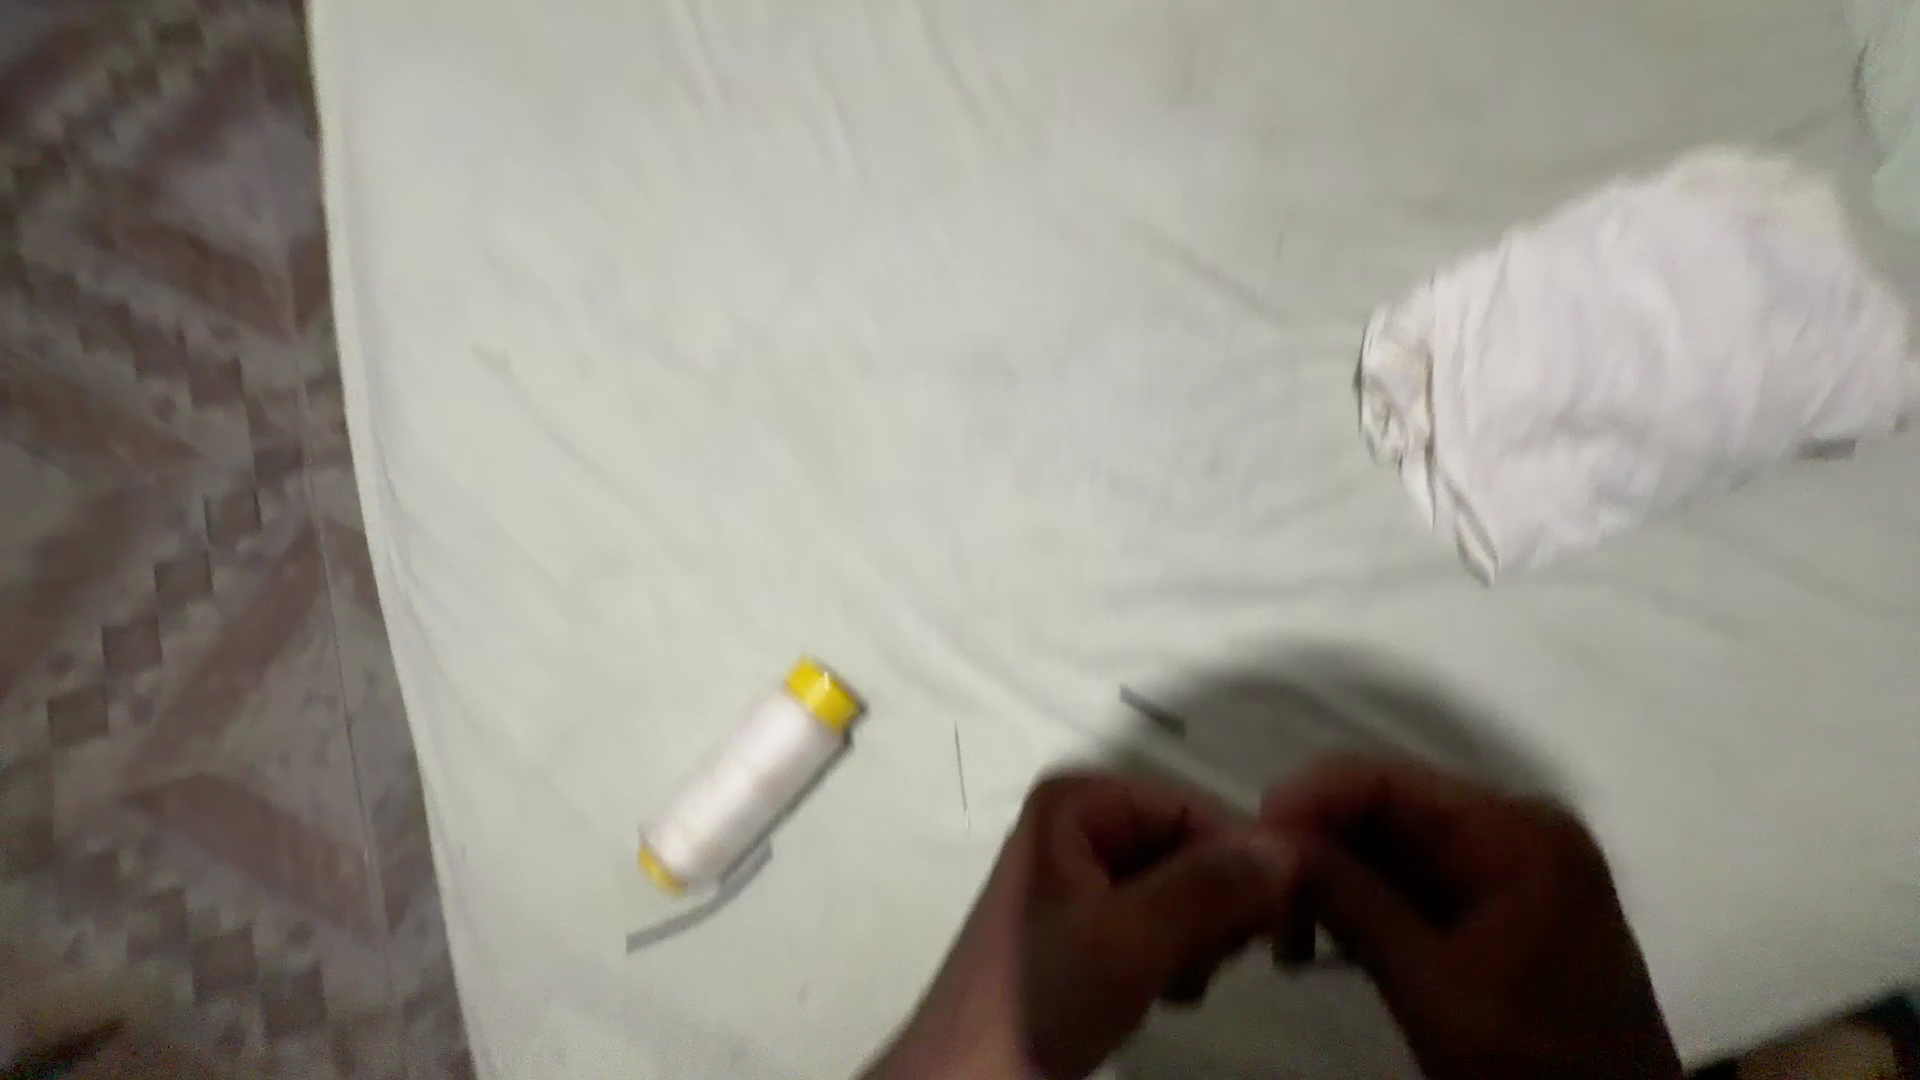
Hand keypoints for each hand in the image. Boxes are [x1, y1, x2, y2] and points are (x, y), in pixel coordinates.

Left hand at [864, 773, 1303, 1079]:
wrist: (973, 1076)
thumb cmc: (1042, 996)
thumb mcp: (1129, 940)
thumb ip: (1208, 889)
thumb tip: (1288, 845)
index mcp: (1075, 802)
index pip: (1185, 807)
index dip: (1235, 857)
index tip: (1274, 923)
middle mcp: (1078, 823)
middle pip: (1183, 846)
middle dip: (1208, 908)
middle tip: (1201, 963)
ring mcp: (1080, 871)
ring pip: (1178, 888)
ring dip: (1192, 940)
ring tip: (1172, 983)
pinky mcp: (1087, 920)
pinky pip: (1157, 920)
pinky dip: (1172, 957)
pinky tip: (1159, 994)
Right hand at [1261, 759, 1683, 1079]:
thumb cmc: (1535, 1068)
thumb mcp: (1434, 988)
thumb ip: (1350, 901)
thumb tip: (1263, 840)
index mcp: (1515, 832)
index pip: (1385, 780)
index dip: (1308, 799)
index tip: (1249, 841)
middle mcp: (1510, 824)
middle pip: (1378, 803)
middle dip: (1311, 841)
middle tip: (1259, 890)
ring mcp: (1499, 856)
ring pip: (1379, 836)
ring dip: (1324, 872)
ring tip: (1280, 923)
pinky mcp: (1483, 888)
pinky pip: (1399, 869)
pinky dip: (1351, 895)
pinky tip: (1313, 932)